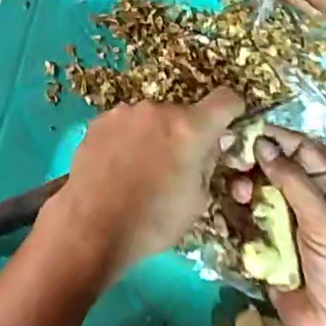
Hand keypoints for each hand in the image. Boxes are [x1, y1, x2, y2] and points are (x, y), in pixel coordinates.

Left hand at [46, 87, 246, 277]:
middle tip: (175, 165)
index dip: (233, 109)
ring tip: (139, 170)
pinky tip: (117, 167)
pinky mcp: (100, 121)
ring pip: (151, 120)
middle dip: (184, 134)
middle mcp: (158, 110)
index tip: (230, 123)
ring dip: (154, 136)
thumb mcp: (197, 200)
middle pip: (183, 115)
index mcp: (190, 127)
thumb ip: (207, 163)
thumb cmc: (153, 221)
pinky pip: (124, 125)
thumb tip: (210, 145)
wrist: (92, 225)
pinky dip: (127, 140)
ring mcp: (125, 112)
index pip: (225, 99)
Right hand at [227, 128, 325, 325]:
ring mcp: (288, 228)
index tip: (247, 129)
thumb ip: (293, 180)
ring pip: (259, 195)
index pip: (304, 152)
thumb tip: (263, 142)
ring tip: (239, 196)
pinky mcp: (269, 251)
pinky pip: (249, 224)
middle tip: (233, 162)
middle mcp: (310, 204)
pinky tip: (232, 213)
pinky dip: (239, 216)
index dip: (278, 138)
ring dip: (246, 190)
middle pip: (276, 171)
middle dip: (255, 164)